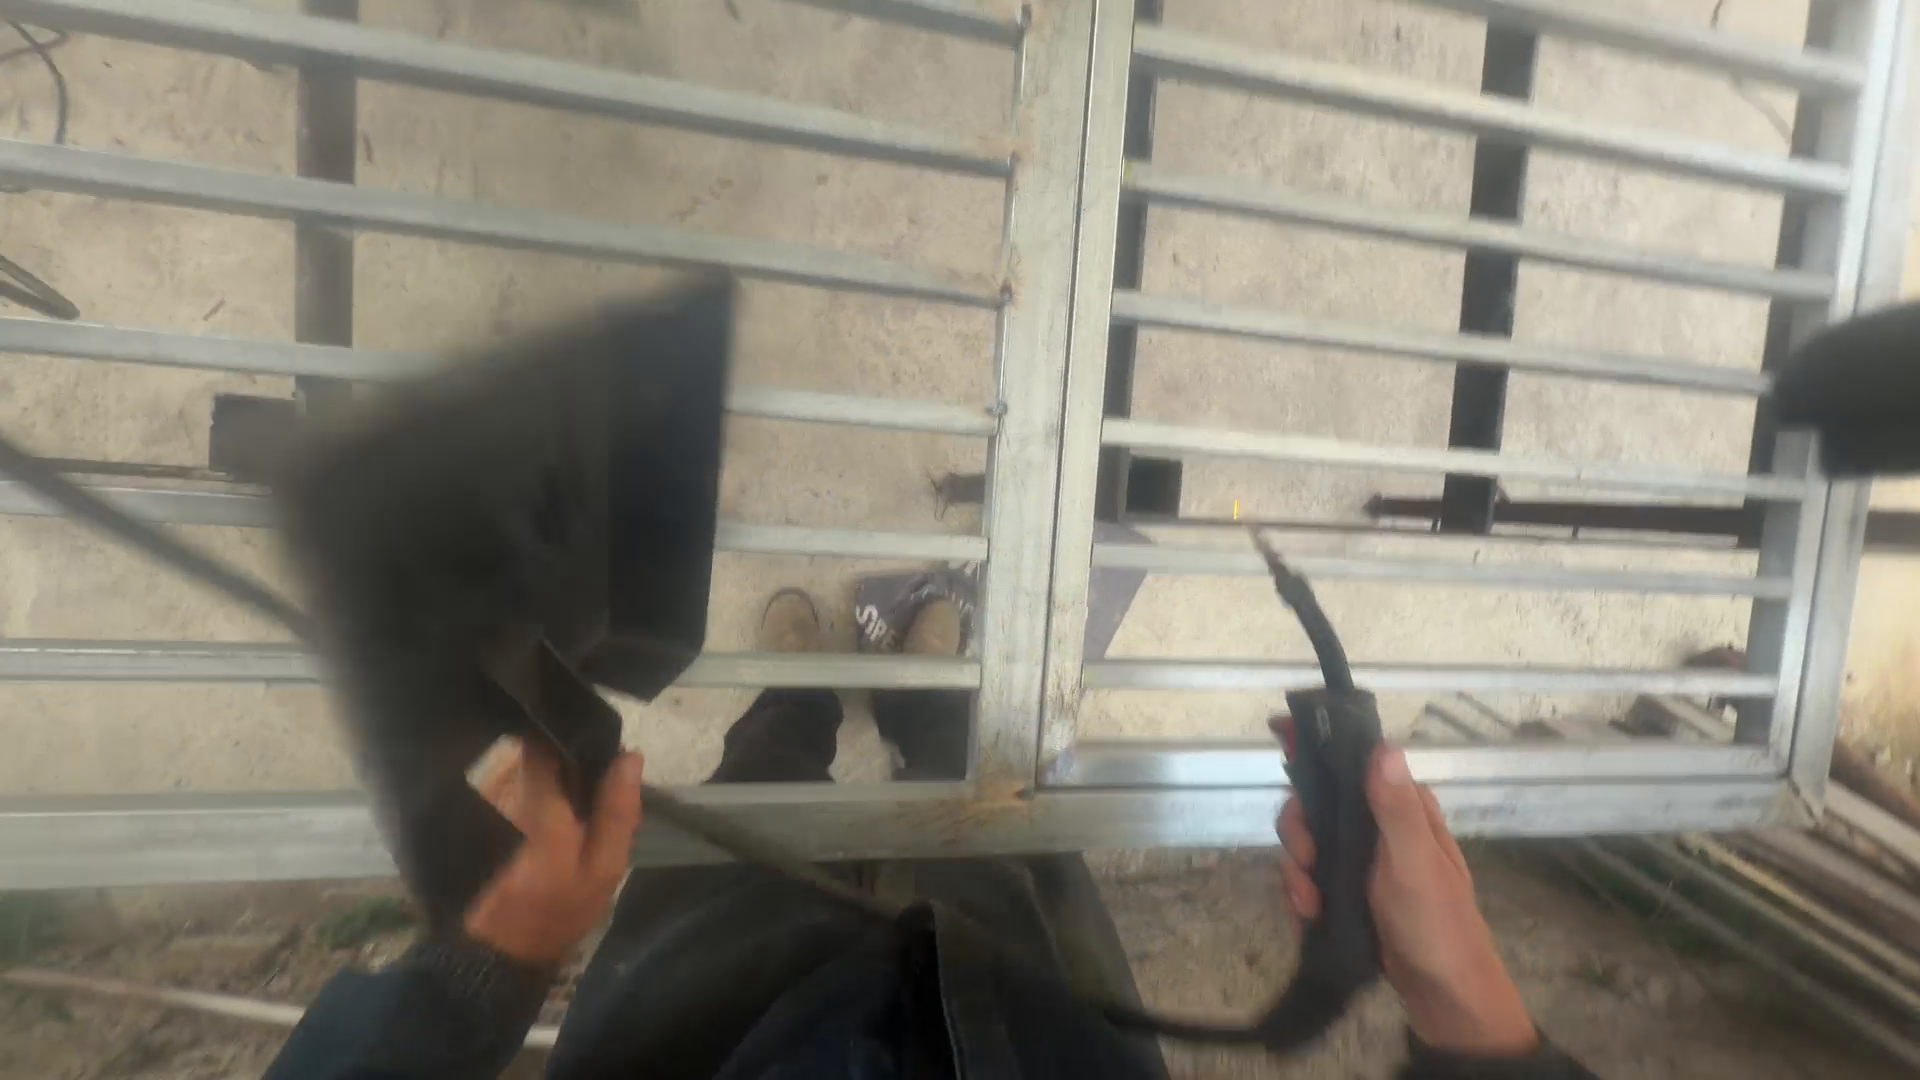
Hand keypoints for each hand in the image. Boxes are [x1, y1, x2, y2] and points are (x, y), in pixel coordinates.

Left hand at [462, 741, 644, 966]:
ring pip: (518, 769)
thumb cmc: (558, 909)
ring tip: (568, 804)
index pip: (543, 745)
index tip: (594, 747)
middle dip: (563, 759)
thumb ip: (617, 811)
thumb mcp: (603, 867)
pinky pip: (504, 789)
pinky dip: (524, 792)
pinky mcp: (475, 822)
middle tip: (589, 788)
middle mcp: (503, 799)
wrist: (498, 956)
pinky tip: (542, 817)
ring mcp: (483, 810)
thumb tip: (630, 756)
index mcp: (538, 806)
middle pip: (532, 753)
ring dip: (543, 776)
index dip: (570, 737)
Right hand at [1278, 744, 1535, 1056]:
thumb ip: (1396, 808)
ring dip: (1297, 869)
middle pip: (1315, 800)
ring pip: (1305, 838)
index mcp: (1401, 808)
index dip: (1316, 746)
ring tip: (1310, 903)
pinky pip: (1305, 873)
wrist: (1445, 1001)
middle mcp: (1377, 824)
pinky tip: (1310, 914)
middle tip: (1306, 861)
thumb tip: (1384, 745)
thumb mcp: (1416, 865)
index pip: (1354, 759)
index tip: (1279, 734)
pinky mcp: (1344, 886)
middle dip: (1300, 831)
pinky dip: (1300, 891)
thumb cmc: (1437, 926)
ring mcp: (1358, 856)